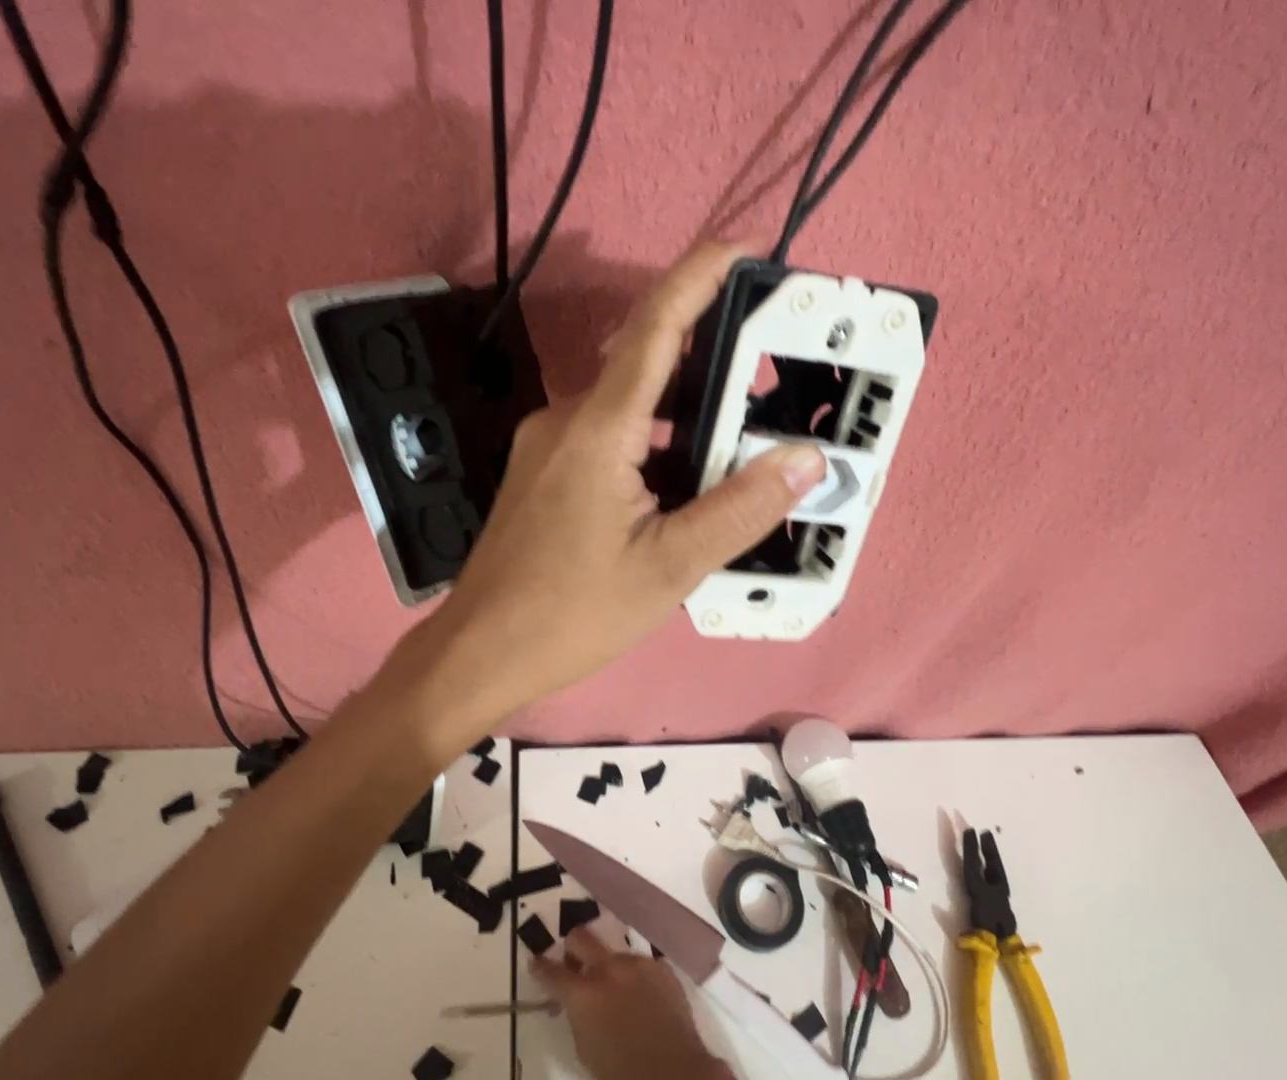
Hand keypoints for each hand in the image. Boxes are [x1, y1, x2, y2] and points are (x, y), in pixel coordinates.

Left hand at [417, 241, 826, 720]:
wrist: (480, 650)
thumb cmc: (572, 613)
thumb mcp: (670, 567)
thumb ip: (740, 509)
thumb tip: (806, 459)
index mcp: (598, 430)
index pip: (653, 329)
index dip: (697, 278)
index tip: (742, 249)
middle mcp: (566, 420)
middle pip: (644, 364)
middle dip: (708, 362)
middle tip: (769, 376)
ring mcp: (547, 444)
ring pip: (627, 404)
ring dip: (682, 412)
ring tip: (739, 440)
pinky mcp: (542, 470)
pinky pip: (606, 434)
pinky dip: (652, 440)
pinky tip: (683, 479)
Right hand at [534, 928, 729, 1079]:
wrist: (674, 1071)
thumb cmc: (622, 1071)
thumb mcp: (585, 1048)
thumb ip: (576, 1016)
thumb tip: (574, 1002)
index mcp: (584, 994)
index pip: (551, 972)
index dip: (540, 967)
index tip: (537, 964)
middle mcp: (609, 969)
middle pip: (581, 938)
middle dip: (572, 948)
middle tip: (574, 964)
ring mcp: (638, 964)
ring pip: (614, 953)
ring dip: (609, 967)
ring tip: (617, 992)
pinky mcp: (662, 968)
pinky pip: (641, 965)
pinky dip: (635, 977)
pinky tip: (642, 998)